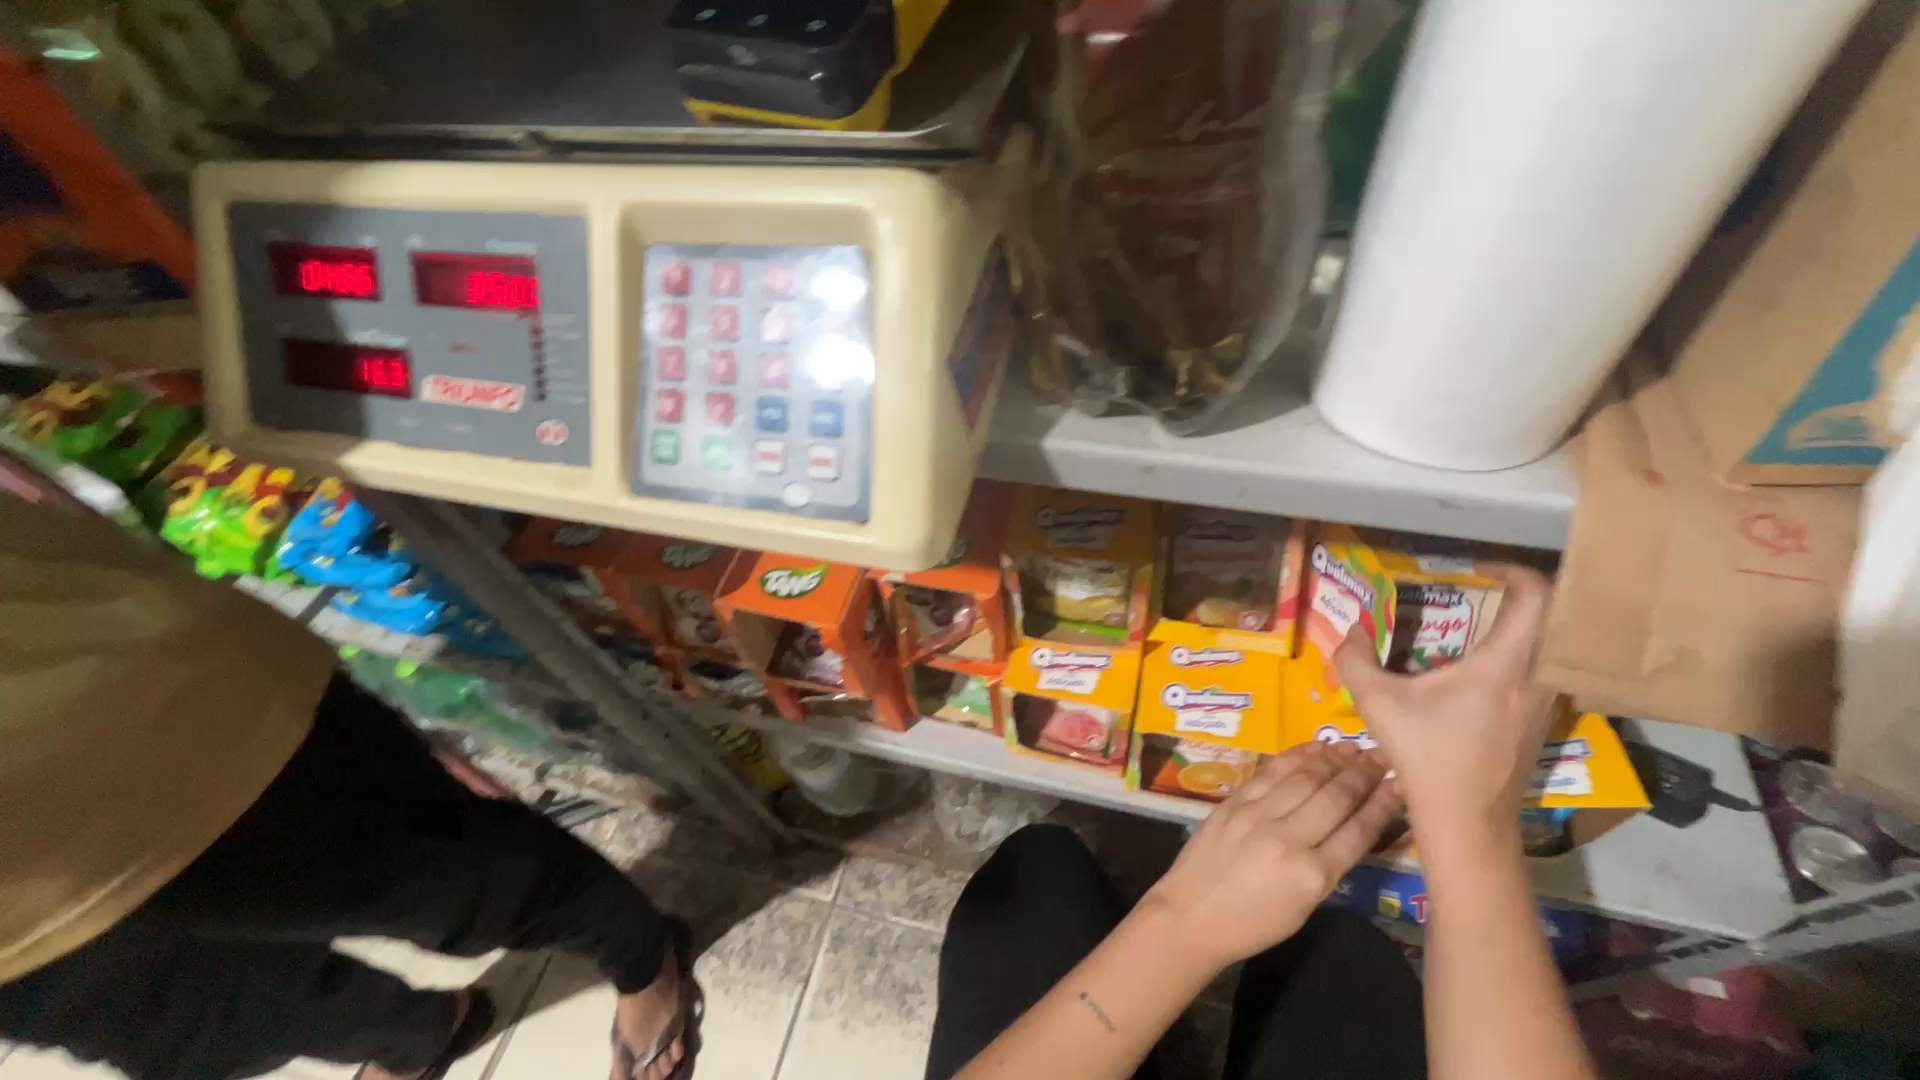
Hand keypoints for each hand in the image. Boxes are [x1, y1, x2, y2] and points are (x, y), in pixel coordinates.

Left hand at [1142, 741, 1401, 970]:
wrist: (1191, 914)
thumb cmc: (1253, 923)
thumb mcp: (1304, 906)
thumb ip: (1328, 866)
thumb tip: (1351, 826)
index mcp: (1313, 876)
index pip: (1358, 831)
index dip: (1382, 803)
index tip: (1400, 782)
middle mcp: (1288, 839)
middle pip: (1334, 797)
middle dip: (1362, 773)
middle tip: (1381, 755)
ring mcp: (1257, 816)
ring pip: (1304, 779)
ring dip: (1332, 759)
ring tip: (1353, 746)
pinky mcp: (1234, 802)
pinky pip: (1271, 773)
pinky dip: (1295, 757)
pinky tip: (1314, 748)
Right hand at [1333, 564, 1557, 852]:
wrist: (1465, 818)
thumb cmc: (1425, 755)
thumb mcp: (1376, 703)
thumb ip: (1355, 658)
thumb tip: (1353, 629)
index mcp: (1504, 665)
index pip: (1536, 597)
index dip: (1514, 571)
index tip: (1480, 569)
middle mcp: (1537, 677)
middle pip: (1551, 617)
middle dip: (1517, 595)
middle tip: (1478, 591)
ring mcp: (1546, 702)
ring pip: (1549, 646)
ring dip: (1520, 627)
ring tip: (1475, 626)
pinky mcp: (1541, 721)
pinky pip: (1543, 671)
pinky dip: (1521, 655)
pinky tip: (1479, 671)